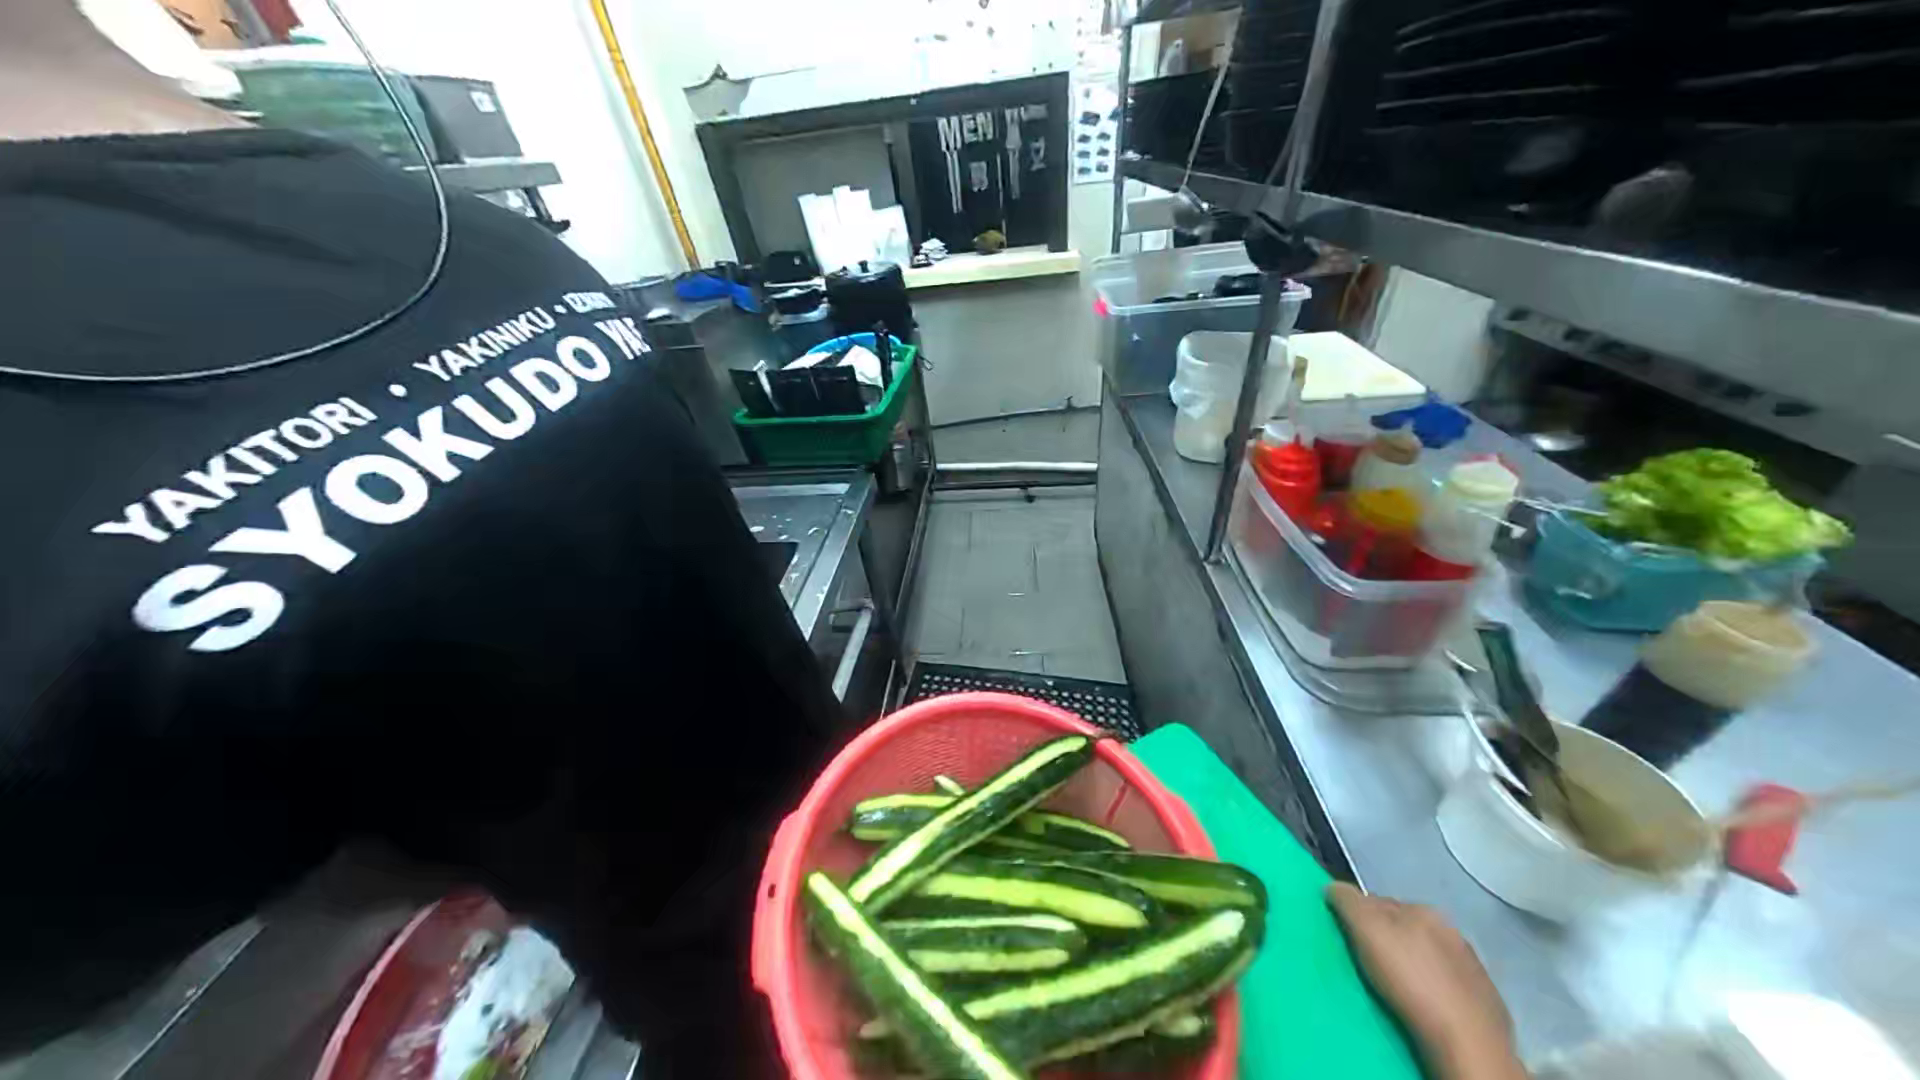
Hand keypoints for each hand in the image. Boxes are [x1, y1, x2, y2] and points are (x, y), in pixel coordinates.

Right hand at [1326, 883, 1526, 1079]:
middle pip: (1406, 927)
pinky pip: (1450, 983)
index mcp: (1423, 909)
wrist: (1468, 1043)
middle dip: (1388, 937)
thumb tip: (1333, 888)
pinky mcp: (1487, 1001)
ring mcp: (1473, 966)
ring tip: (1397, 986)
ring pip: (1429, 955)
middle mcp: (1452, 931)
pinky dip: (1436, 986)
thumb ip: (1348, 901)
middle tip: (1370, 962)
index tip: (1349, 936)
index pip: (1380, 901)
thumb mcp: (1366, 929)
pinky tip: (1428, 1004)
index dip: (1360, 916)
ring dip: (1413, 962)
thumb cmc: (1410, 979)